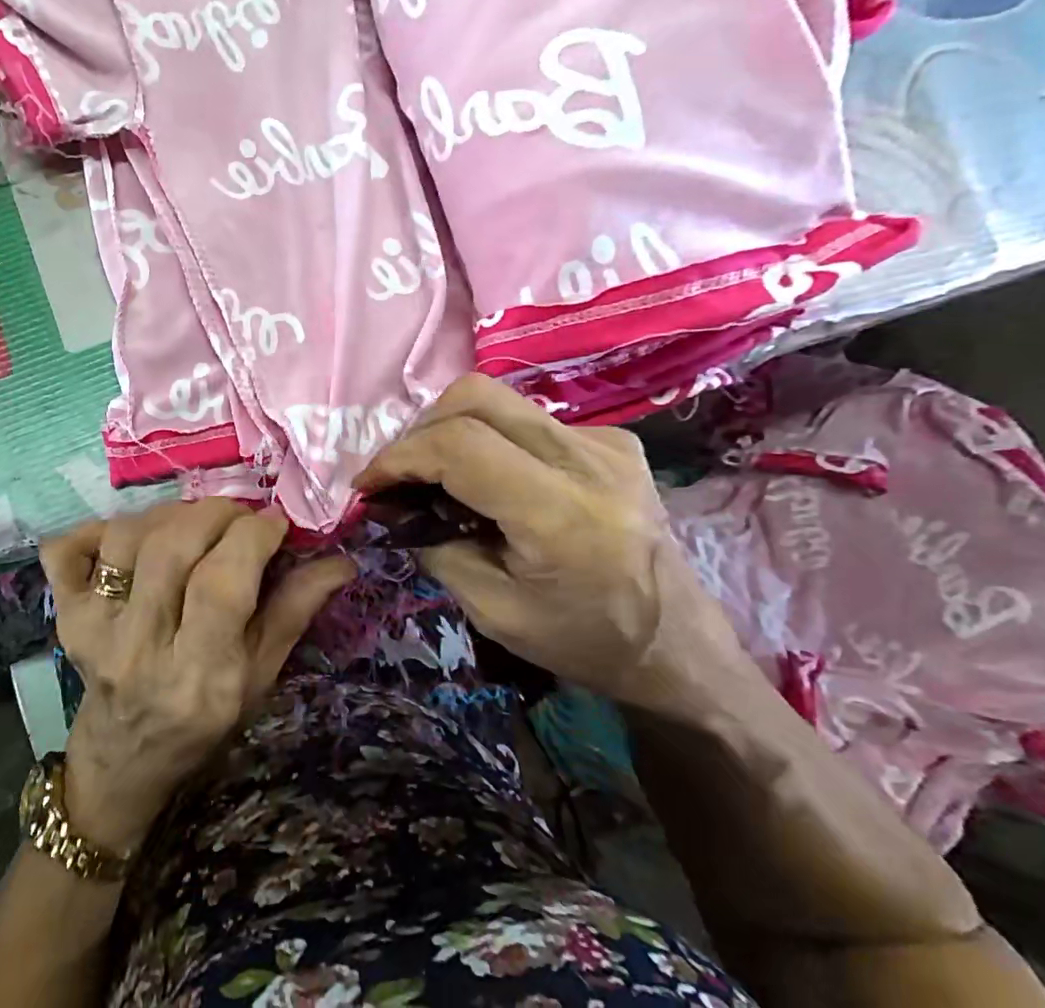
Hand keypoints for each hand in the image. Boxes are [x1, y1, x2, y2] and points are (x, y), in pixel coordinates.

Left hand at [39, 499, 355, 854]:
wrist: (125, 757)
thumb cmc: (203, 725)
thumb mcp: (258, 681)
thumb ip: (293, 614)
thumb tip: (338, 559)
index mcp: (198, 675)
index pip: (222, 584)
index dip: (253, 536)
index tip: (275, 521)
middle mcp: (138, 648)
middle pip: (170, 549)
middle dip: (214, 513)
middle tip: (238, 514)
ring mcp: (91, 629)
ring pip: (124, 538)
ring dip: (167, 513)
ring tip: (194, 521)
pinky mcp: (64, 616)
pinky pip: (64, 551)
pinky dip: (91, 529)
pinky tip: (126, 536)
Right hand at [354, 375, 752, 710]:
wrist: (676, 646)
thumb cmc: (582, 640)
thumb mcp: (491, 611)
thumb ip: (434, 548)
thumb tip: (392, 508)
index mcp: (560, 513)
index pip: (459, 445)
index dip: (399, 456)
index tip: (369, 487)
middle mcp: (588, 460)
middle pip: (475, 398)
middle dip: (418, 430)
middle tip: (398, 476)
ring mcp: (606, 443)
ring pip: (498, 400)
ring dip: (447, 430)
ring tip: (432, 477)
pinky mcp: (612, 442)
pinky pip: (526, 418)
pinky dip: (486, 439)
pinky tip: (487, 482)